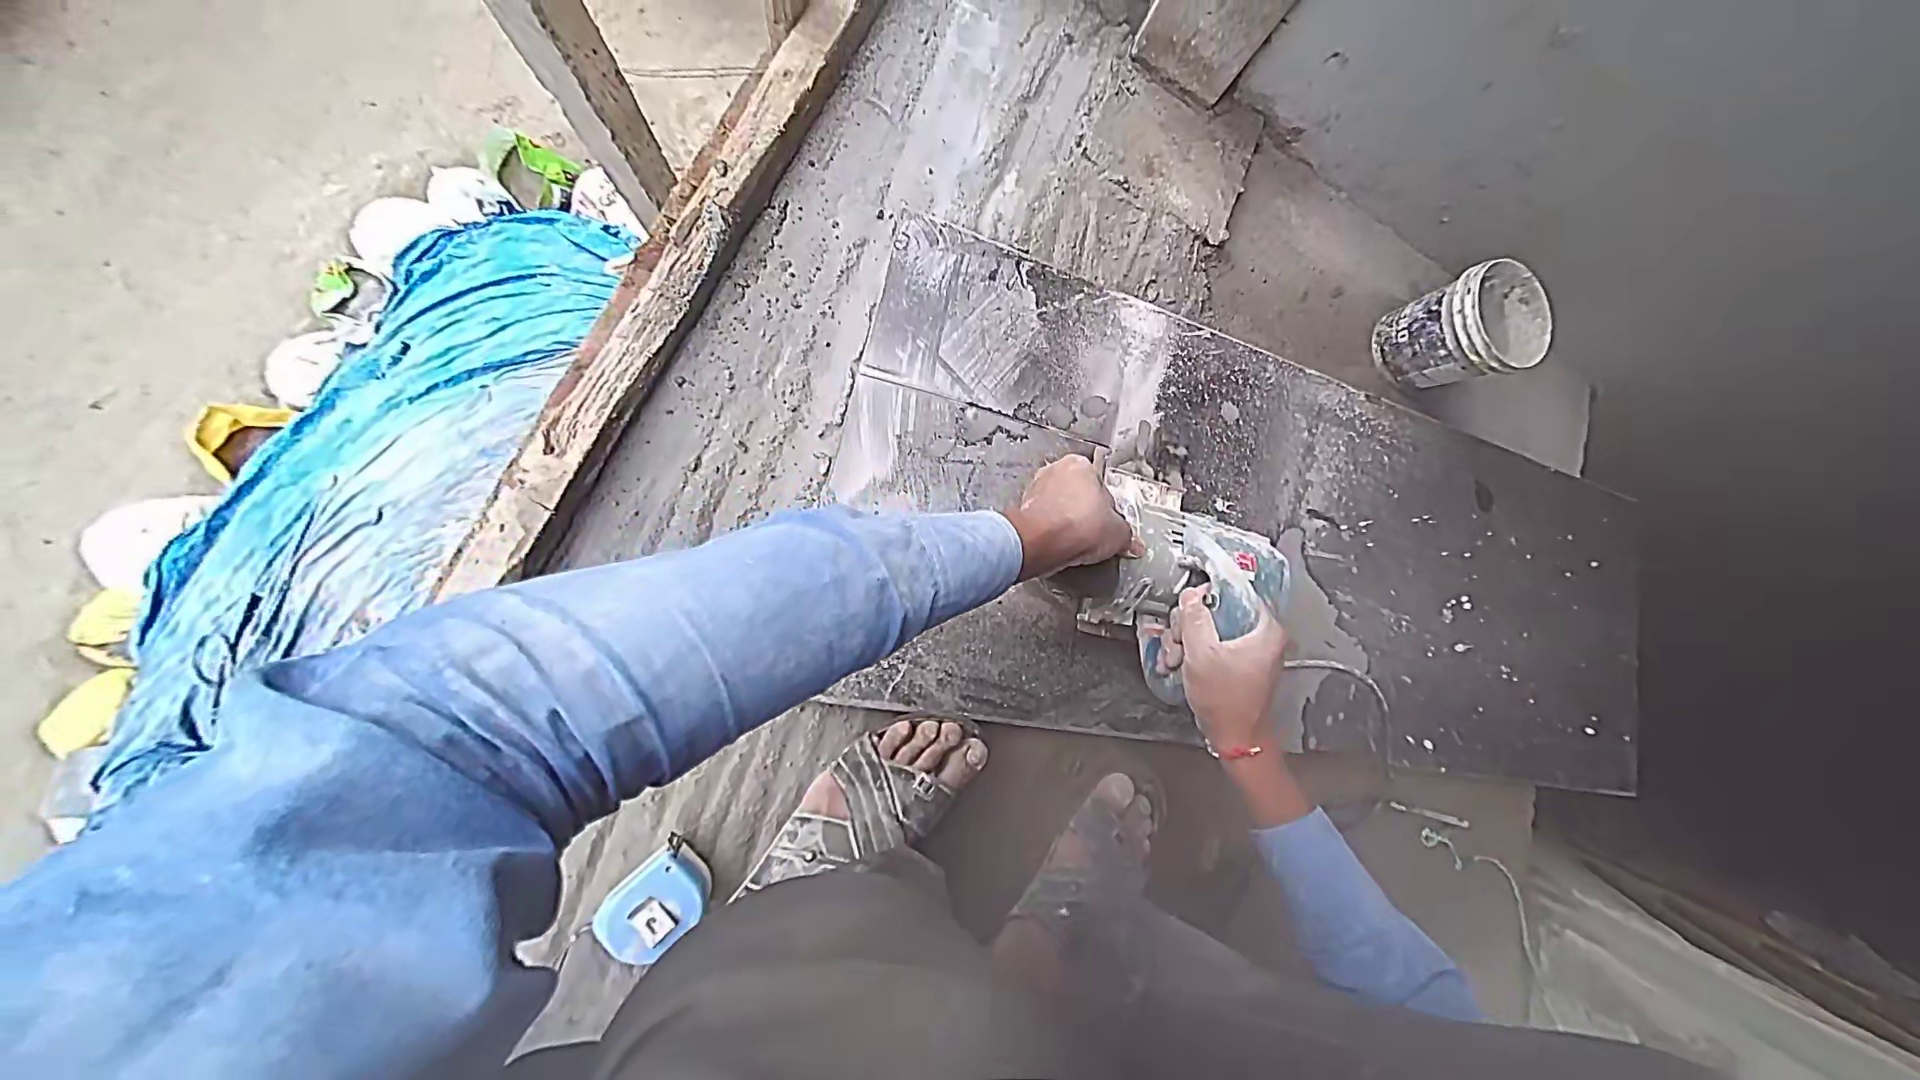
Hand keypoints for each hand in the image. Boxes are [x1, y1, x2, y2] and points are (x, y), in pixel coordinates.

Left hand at [1002, 455, 1140, 580]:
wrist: (1042, 542)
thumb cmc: (1078, 526)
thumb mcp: (1118, 533)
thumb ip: (1127, 536)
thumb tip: (1131, 543)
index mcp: (1081, 465)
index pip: (1101, 487)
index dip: (1107, 510)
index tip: (1108, 526)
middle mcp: (1055, 470)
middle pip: (1077, 495)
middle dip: (1084, 513)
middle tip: (1093, 534)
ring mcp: (1035, 488)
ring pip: (1058, 507)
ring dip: (1065, 522)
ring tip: (1075, 542)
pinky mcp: (1022, 509)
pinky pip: (1042, 520)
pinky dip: (1049, 531)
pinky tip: (1058, 544)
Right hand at [1170, 584, 1287, 752]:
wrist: (1234, 738)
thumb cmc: (1225, 699)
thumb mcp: (1202, 653)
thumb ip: (1194, 618)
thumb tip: (1191, 594)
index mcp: (1264, 629)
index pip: (1233, 593)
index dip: (1206, 596)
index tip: (1187, 609)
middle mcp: (1259, 635)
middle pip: (1214, 611)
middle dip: (1187, 628)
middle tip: (1178, 644)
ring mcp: (1246, 650)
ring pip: (1206, 629)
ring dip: (1183, 643)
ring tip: (1175, 661)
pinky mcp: (1233, 662)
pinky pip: (1207, 645)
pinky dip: (1190, 654)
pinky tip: (1176, 666)